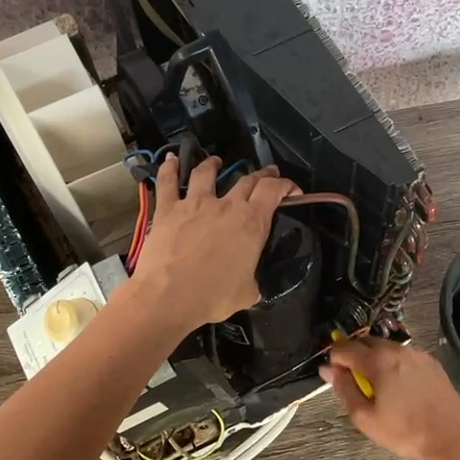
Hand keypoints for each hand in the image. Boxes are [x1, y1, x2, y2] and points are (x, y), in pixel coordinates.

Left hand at [125, 154, 299, 331]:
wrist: (170, 297)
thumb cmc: (213, 297)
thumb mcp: (248, 292)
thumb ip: (252, 279)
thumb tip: (250, 283)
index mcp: (251, 224)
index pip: (274, 191)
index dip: (286, 185)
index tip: (292, 190)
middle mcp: (225, 206)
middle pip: (247, 179)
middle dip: (261, 175)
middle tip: (266, 175)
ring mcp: (194, 204)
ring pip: (206, 173)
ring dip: (213, 165)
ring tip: (216, 162)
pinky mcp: (167, 209)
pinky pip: (168, 182)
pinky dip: (170, 169)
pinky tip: (171, 161)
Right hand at [320, 337, 459, 459]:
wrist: (450, 437)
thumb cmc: (404, 432)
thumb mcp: (364, 417)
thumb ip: (344, 389)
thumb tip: (327, 370)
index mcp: (378, 361)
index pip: (344, 348)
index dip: (334, 361)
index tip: (336, 379)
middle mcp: (397, 349)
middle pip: (365, 342)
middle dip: (354, 357)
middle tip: (356, 384)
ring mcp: (417, 353)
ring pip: (385, 348)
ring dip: (374, 360)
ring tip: (378, 388)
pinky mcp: (431, 362)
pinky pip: (403, 355)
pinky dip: (393, 364)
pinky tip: (399, 388)